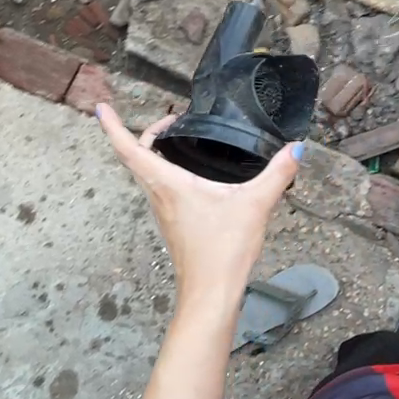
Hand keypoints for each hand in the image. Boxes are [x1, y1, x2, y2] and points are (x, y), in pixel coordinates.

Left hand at [96, 104, 300, 299]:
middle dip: (145, 133)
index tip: (101, 106)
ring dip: (155, 152)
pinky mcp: (175, 223)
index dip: (112, 126)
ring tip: (182, 138)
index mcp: (168, 184)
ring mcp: (165, 211)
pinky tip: (195, 173)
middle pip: (136, 158)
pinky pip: (161, 188)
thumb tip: (297, 148)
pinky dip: (168, 170)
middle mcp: (159, 195)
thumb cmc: (224, 248)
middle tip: (170, 118)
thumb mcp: (256, 204)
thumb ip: (277, 173)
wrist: (212, 292)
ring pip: (148, 174)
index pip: (130, 149)